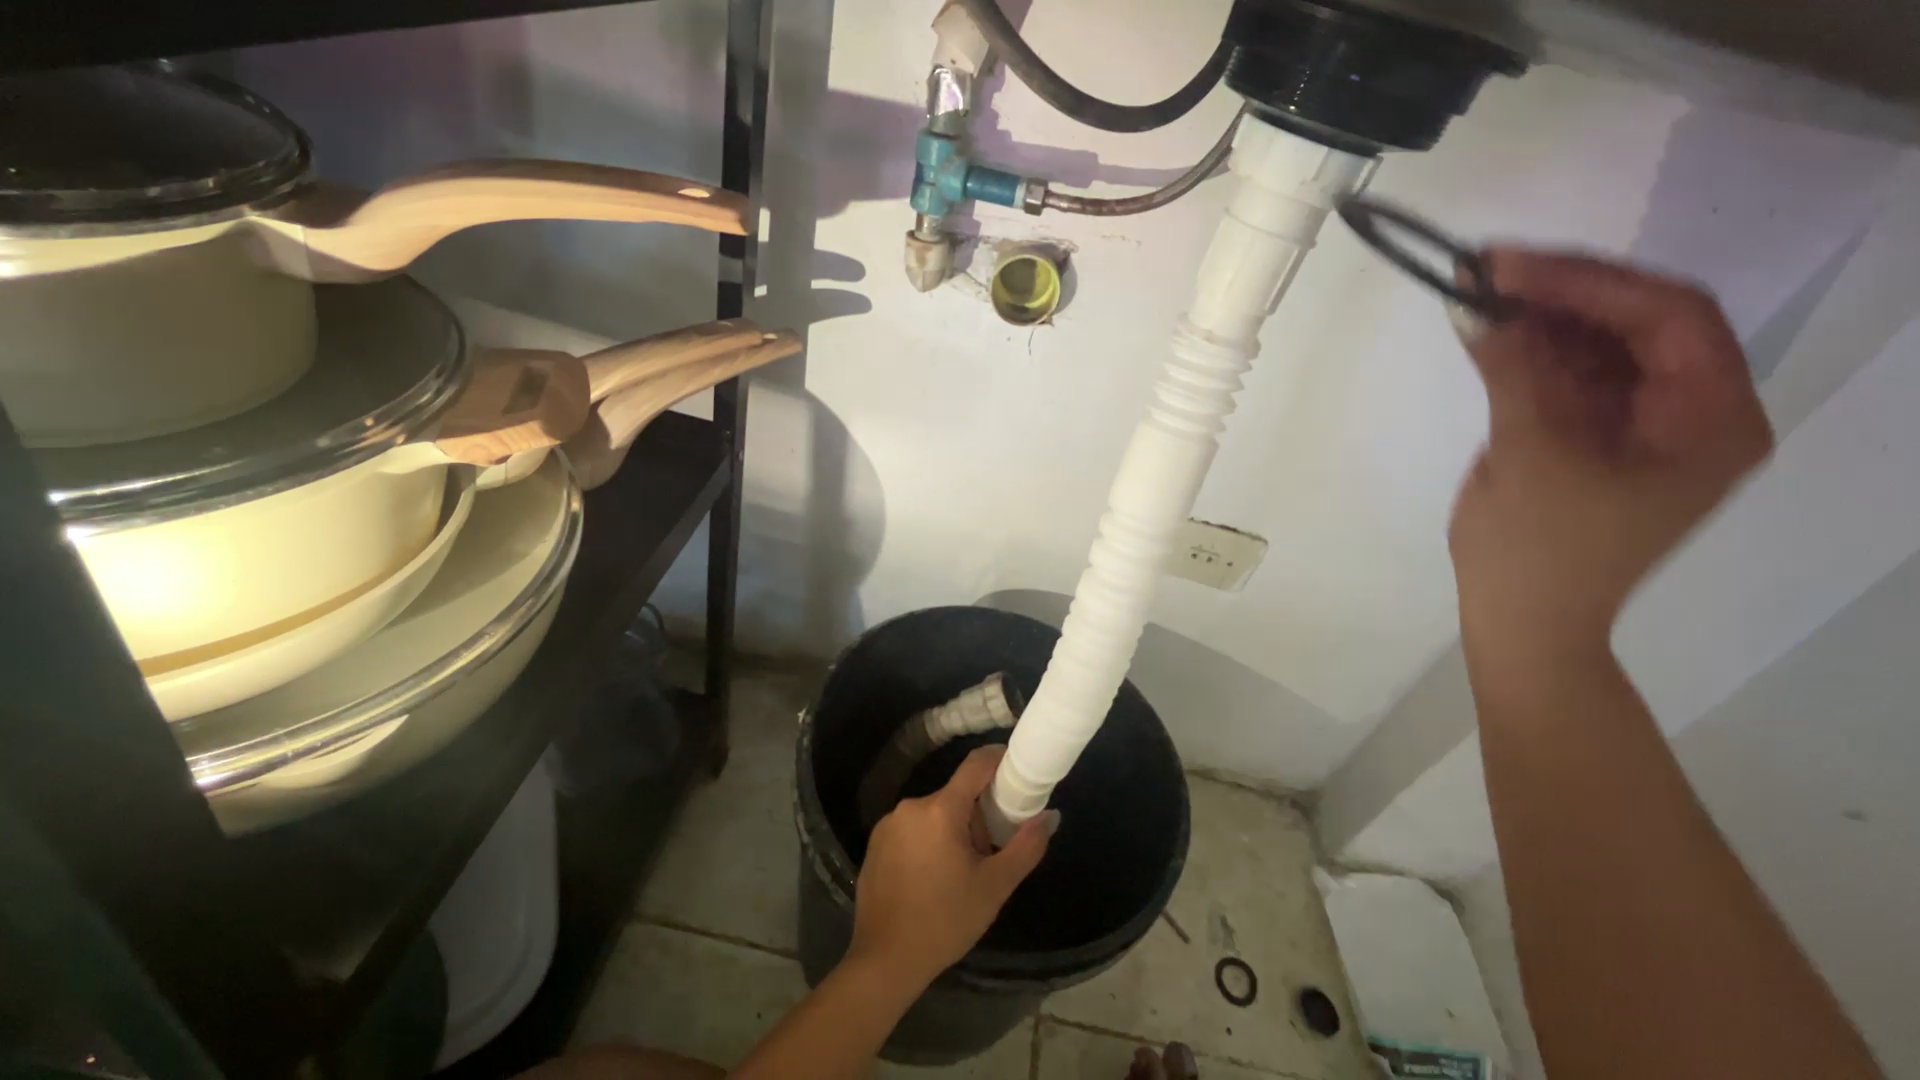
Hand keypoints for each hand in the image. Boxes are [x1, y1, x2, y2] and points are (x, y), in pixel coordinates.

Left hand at [848, 745, 1054, 989]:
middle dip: (978, 815)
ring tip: (961, 873)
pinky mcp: (875, 845)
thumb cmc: (945, 921)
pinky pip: (912, 830)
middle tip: (991, 851)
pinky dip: (929, 842)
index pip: (975, 765)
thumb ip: (1026, 847)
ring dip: (953, 831)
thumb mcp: (995, 886)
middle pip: (956, 795)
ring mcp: (888, 825)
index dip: (999, 760)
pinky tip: (932, 880)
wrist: (885, 960)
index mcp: (940, 810)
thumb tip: (1048, 817)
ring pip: (934, 814)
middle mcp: (910, 807)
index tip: (1018, 770)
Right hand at [1450, 249, 1772, 664]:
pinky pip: (1571, 375)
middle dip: (1561, 293)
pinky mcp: (1598, 436)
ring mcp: (1644, 423)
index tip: (1507, 265)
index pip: (1668, 316)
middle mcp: (1694, 411)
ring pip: (1600, 344)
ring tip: (1473, 291)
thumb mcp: (1529, 453)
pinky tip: (1487, 330)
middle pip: (1637, 322)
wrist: (1522, 627)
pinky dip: (1530, 352)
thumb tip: (1472, 297)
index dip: (1587, 281)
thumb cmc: (1538, 553)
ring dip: (1540, 317)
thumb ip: (1512, 368)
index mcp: (1712, 419)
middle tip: (1483, 269)